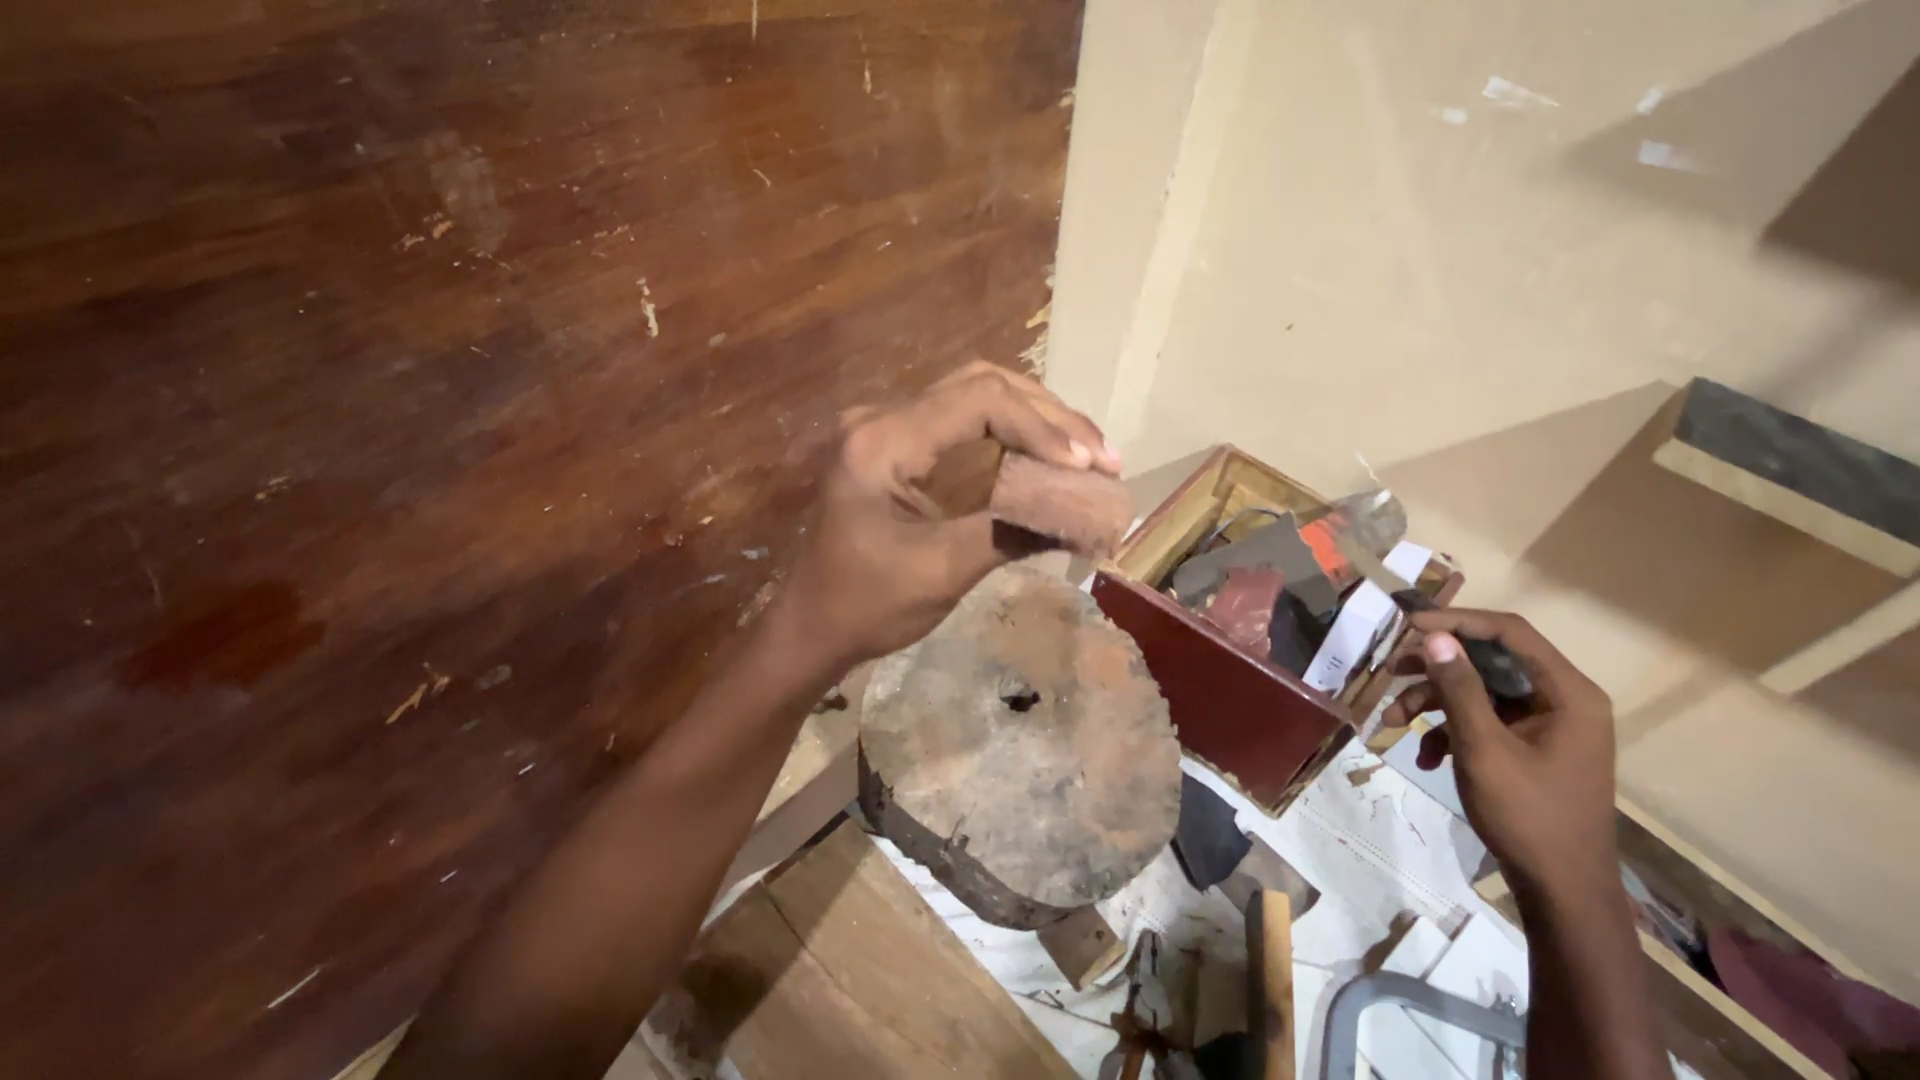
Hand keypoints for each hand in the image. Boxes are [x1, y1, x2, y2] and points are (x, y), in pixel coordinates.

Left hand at [767, 362, 1119, 666]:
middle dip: (1050, 417)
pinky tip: (1048, 457)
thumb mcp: (943, 571)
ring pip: (975, 395)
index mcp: (882, 442)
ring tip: (1088, 455)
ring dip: (1036, 420)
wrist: (811, 627)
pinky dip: (1011, 433)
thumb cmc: (866, 607)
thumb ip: (1013, 532)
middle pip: (981, 384)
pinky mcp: (896, 445)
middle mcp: (881, 418)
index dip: (1042, 428)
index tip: (1086, 468)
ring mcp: (886, 428)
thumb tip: (1088, 516)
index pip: (979, 400)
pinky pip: (962, 420)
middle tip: (1102, 457)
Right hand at [1382, 609, 1617, 893]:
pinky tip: (1426, 756)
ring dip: (1434, 703)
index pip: (1509, 633)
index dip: (1457, 622)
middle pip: (1491, 661)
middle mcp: (1563, 700)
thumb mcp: (1483, 748)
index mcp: (1568, 693)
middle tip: (1390, 673)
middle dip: (1436, 669)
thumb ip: (1459, 689)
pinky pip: (1486, 721)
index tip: (1407, 627)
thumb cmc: (1528, 815)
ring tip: (1392, 723)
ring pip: (1481, 692)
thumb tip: (1435, 637)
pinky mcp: (1533, 747)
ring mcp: (1548, 725)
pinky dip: (1450, 731)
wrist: (1561, 888)